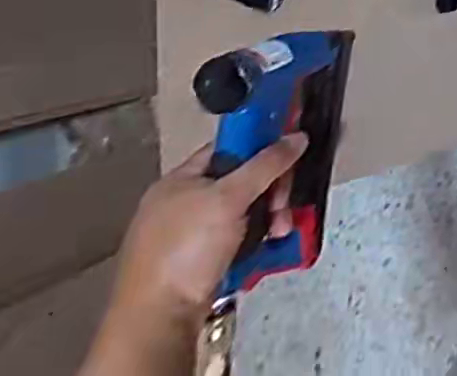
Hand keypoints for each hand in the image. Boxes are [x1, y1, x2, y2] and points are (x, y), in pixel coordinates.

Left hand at [109, 134, 307, 321]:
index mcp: (180, 180)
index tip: (290, 149)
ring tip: (280, 228)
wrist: (159, 320)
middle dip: (272, 189)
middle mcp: (185, 202)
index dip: (261, 144)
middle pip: (244, 178)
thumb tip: (298, 136)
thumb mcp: (230, 197)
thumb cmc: (187, 248)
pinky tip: (271, 240)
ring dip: (271, 214)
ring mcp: (193, 232)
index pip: (230, 146)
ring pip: (247, 208)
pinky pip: (242, 232)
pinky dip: (260, 234)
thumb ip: (266, 163)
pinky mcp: (203, 258)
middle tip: (282, 202)